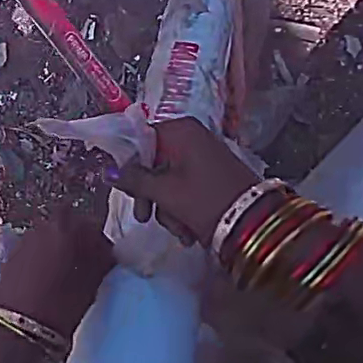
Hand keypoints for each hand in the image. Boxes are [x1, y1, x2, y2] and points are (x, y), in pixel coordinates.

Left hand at [0, 203, 113, 337]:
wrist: (19, 326)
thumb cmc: (61, 304)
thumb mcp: (91, 283)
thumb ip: (101, 261)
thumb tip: (105, 253)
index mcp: (67, 229)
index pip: (92, 225)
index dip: (100, 241)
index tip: (104, 256)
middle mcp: (45, 226)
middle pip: (67, 222)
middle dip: (77, 236)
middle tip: (84, 259)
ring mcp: (26, 239)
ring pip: (49, 234)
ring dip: (58, 245)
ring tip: (65, 269)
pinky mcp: (12, 254)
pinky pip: (35, 246)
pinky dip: (43, 255)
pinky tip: (46, 276)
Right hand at [109, 117, 261, 245]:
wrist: (255, 223)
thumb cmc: (206, 201)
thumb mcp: (166, 193)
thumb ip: (134, 180)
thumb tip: (107, 171)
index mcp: (181, 130)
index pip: (140, 139)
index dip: (129, 165)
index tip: (123, 190)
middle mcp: (191, 136)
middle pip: (153, 163)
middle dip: (151, 196)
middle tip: (145, 217)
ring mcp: (203, 155)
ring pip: (167, 180)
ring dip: (168, 209)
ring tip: (180, 231)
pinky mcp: (211, 174)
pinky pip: (184, 187)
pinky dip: (182, 209)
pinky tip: (189, 231)